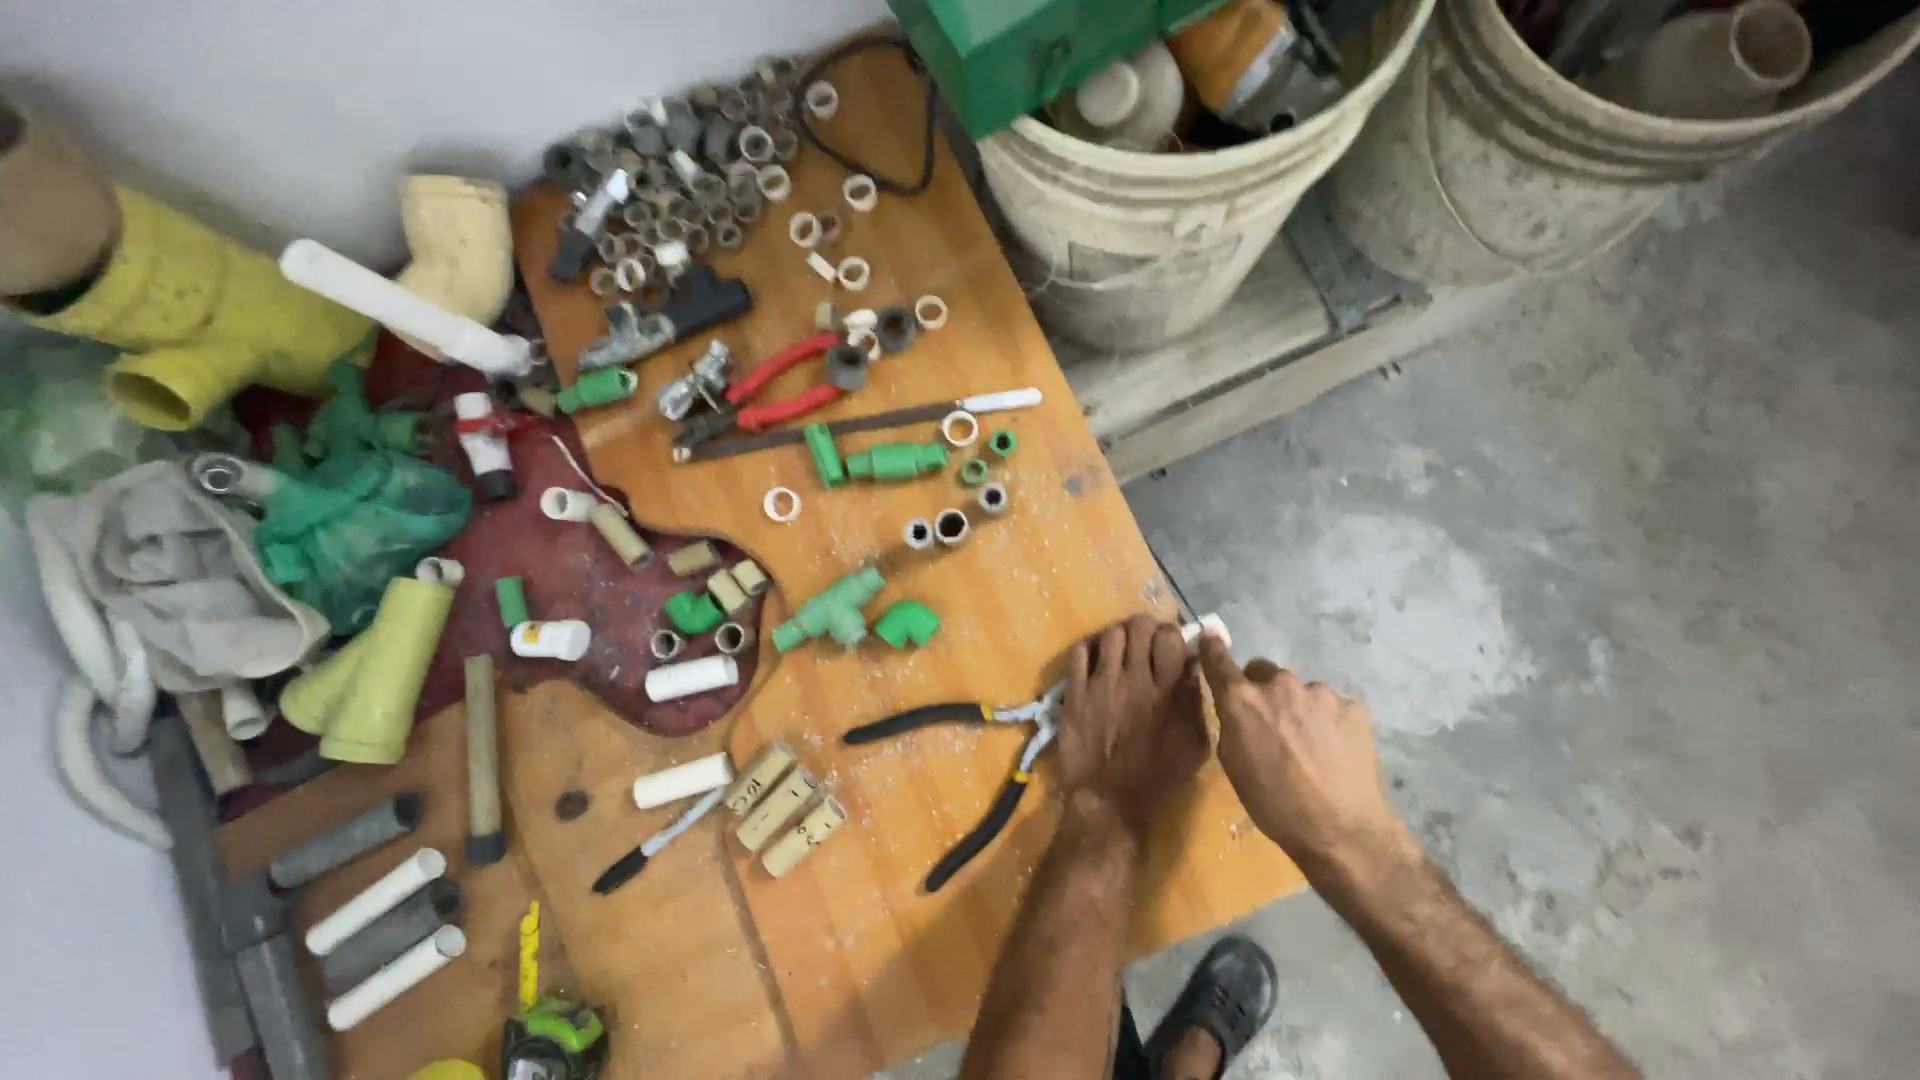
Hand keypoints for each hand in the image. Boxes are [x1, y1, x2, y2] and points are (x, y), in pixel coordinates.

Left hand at [1057, 615, 1209, 839]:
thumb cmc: (1159, 777)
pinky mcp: (1075, 693)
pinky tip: (1094, 659)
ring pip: (1110, 634)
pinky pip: (1079, 653)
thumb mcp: (1194, 744)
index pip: (1170, 637)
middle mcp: (1135, 679)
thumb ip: (1194, 700)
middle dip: (1144, 628)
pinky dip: (1089, 648)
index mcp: (1167, 690)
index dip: (1170, 633)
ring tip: (1119, 649)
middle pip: (1138, 627)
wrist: (1110, 800)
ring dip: (1118, 636)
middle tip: (1143, 641)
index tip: (1169, 643)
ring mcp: (1102, 683)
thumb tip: (1191, 665)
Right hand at [1197, 635, 1413, 880]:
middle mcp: (1280, 685)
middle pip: (1265, 674)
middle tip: (1274, 728)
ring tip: (1311, 748)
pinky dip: (1330, 723)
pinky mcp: (1353, 706)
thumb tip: (1237, 706)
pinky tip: (1335, 752)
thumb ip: (1232, 724)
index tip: (1210, 638)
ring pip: (1301, 692)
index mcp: (1242, 700)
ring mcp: (1320, 693)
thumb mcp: (1234, 764)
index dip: (1212, 649)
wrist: (1341, 829)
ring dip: (1300, 709)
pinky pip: (1332, 707)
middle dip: (1264, 693)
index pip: (1219, 661)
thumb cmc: (1274, 803)